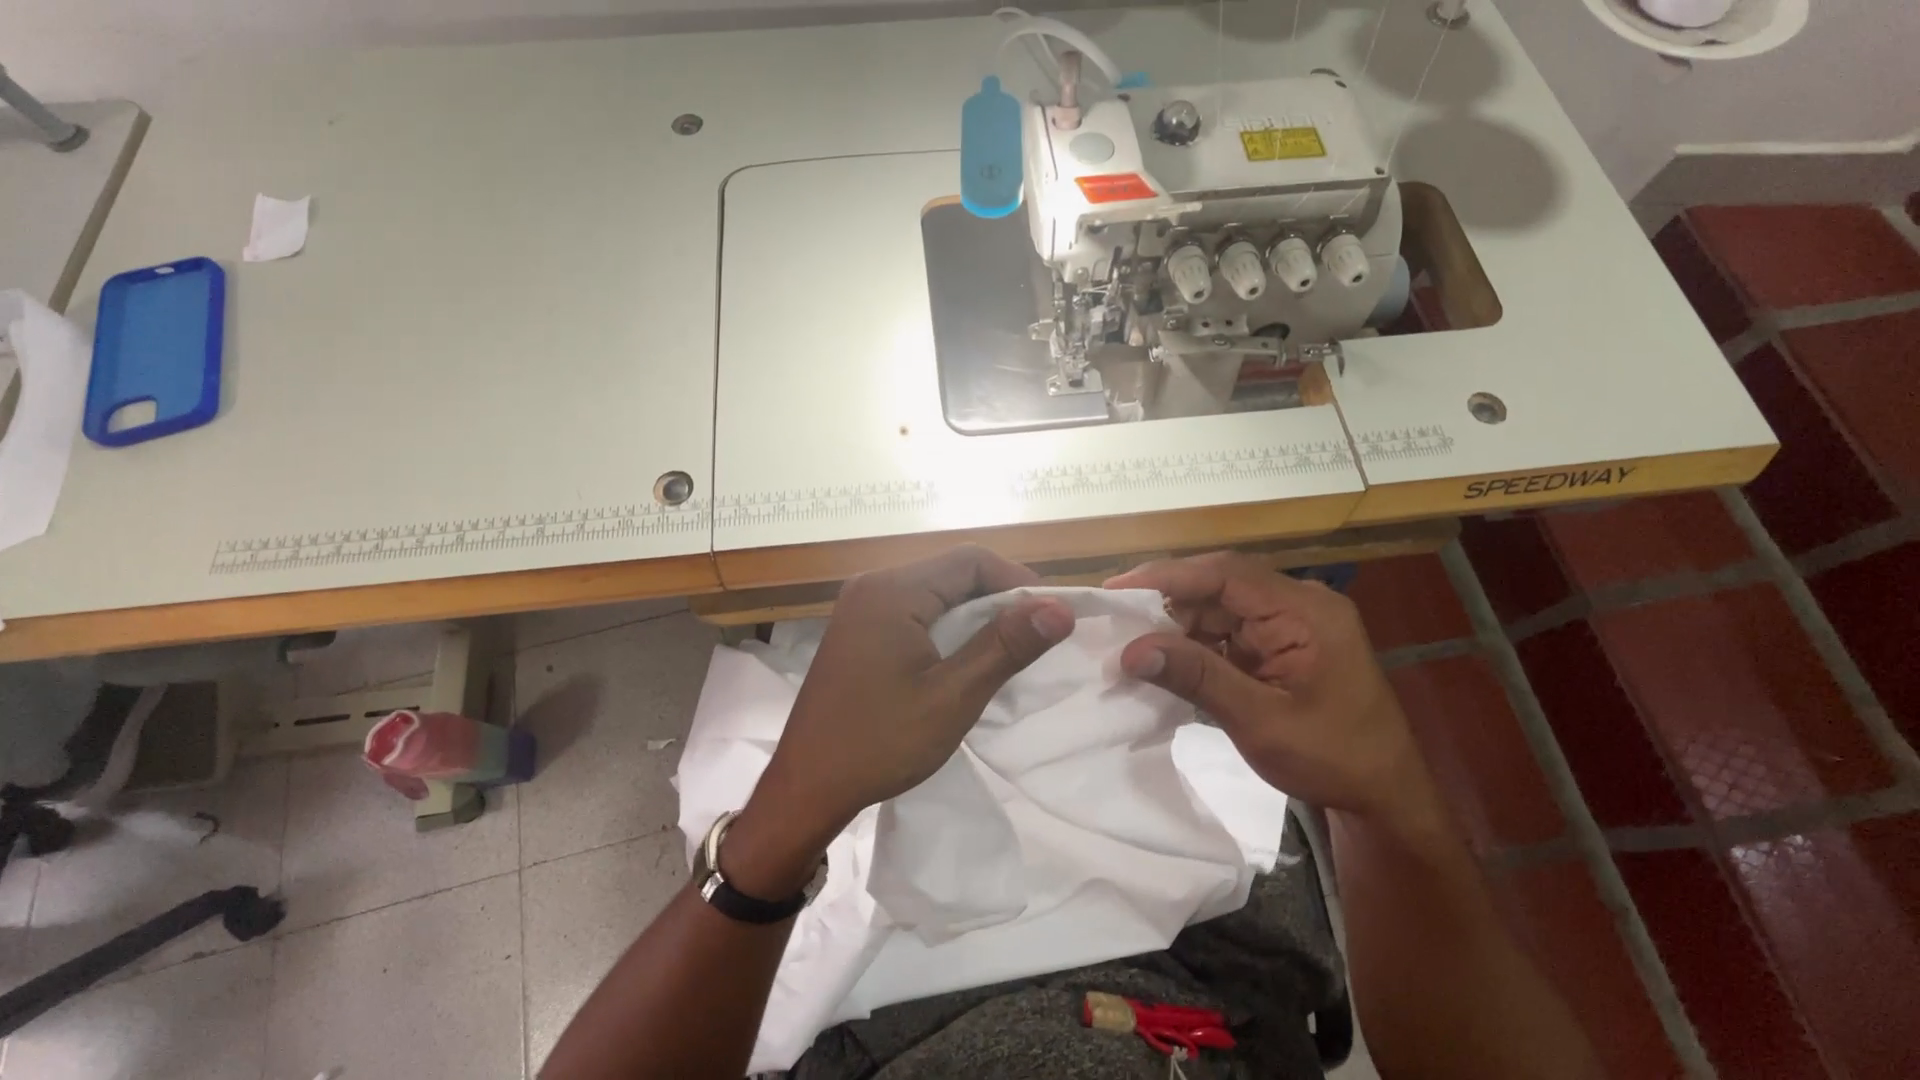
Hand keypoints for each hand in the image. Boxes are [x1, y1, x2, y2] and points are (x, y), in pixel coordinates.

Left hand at [724, 545, 1075, 896]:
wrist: (807, 786)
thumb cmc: (880, 741)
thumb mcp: (953, 696)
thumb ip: (1006, 646)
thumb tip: (1059, 609)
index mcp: (892, 591)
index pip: (971, 560)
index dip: (1018, 581)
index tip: (1051, 618)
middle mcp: (872, 586)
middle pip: (952, 573)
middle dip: (999, 599)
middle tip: (1034, 639)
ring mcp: (860, 609)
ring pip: (935, 594)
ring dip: (974, 617)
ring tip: (1007, 653)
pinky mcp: (858, 633)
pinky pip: (914, 614)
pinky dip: (947, 630)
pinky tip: (964, 662)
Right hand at [1106, 552, 1439, 830]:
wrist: (1384, 796)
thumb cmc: (1332, 758)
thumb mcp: (1260, 721)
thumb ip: (1197, 678)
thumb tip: (1131, 651)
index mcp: (1306, 611)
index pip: (1226, 574)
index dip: (1167, 576)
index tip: (1116, 589)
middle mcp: (1299, 605)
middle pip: (1220, 586)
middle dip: (1166, 602)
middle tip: (1113, 619)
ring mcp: (1291, 625)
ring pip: (1219, 609)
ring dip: (1178, 626)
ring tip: (1129, 642)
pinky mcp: (1282, 646)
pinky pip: (1229, 632)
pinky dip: (1196, 645)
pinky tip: (1164, 659)